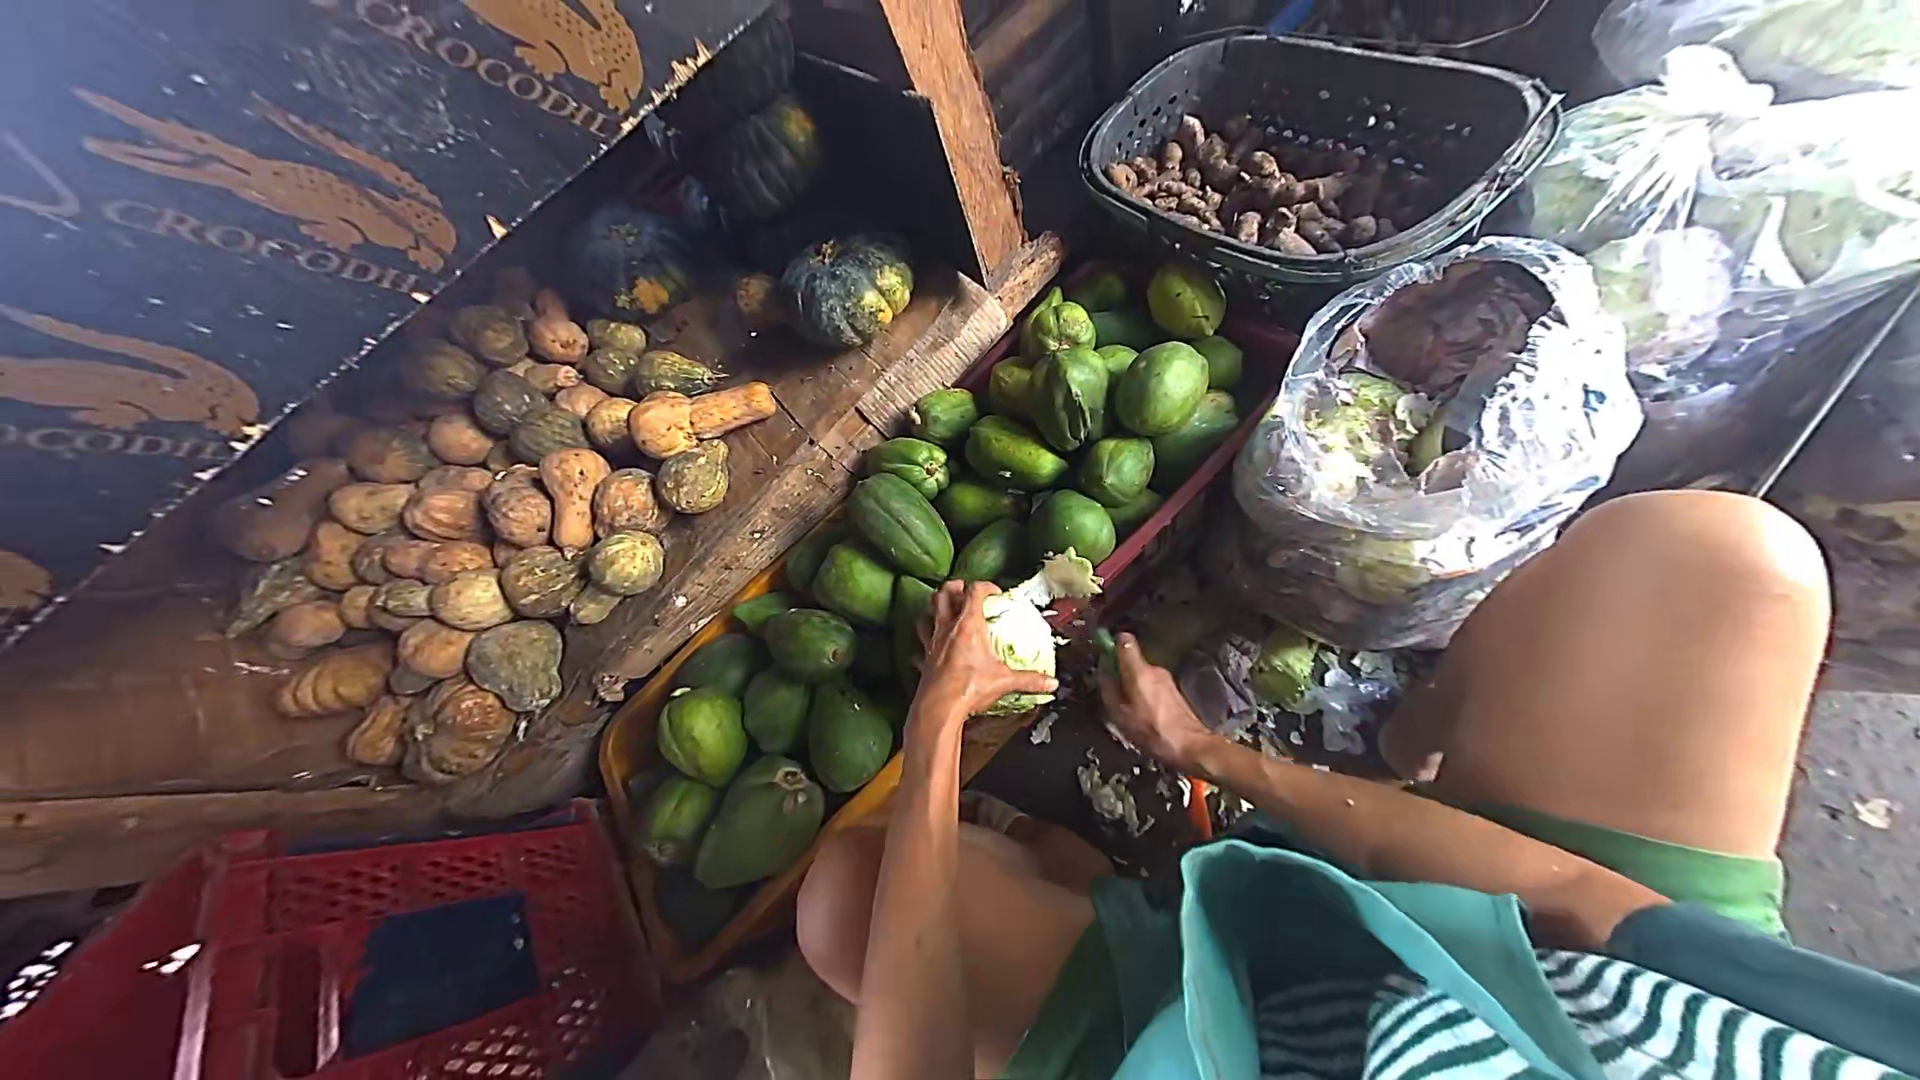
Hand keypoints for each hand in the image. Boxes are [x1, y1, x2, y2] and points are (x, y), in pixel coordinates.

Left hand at [913, 580, 1056, 730]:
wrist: (939, 707)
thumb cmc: (970, 687)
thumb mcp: (1004, 681)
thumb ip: (1029, 679)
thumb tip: (1050, 682)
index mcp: (968, 625)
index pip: (974, 591)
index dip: (984, 586)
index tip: (995, 593)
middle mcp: (947, 627)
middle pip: (943, 593)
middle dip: (954, 588)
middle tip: (965, 592)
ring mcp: (932, 641)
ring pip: (927, 613)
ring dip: (935, 608)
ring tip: (945, 610)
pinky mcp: (924, 657)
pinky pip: (921, 642)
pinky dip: (925, 640)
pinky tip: (931, 644)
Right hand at [1097, 633, 1216, 772]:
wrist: (1190, 746)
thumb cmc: (1153, 732)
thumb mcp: (1120, 715)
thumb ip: (1108, 689)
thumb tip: (1102, 673)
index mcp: (1139, 672)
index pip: (1125, 641)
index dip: (1112, 644)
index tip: (1104, 655)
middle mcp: (1154, 670)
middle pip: (1132, 660)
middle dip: (1120, 671)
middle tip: (1112, 690)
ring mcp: (1166, 679)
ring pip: (1141, 673)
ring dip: (1132, 684)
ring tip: (1127, 707)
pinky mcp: (1173, 690)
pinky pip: (1151, 684)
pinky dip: (1143, 692)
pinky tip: (1142, 712)